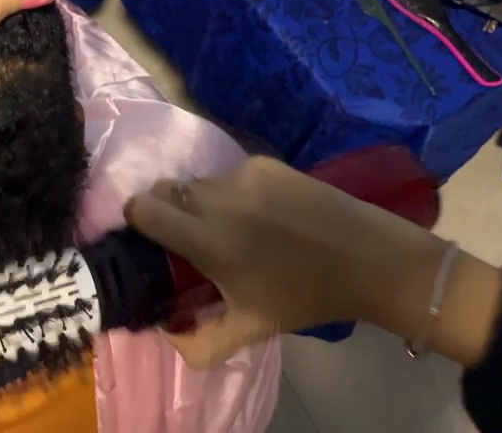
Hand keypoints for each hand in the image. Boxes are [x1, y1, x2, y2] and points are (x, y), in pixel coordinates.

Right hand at [125, 156, 501, 367]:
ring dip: (203, 202)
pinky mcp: (263, 161)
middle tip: (190, 238)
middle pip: (167, 190)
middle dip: (168, 210)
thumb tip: (168, 334)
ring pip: (199, 182)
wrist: (364, 257)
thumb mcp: (252, 327)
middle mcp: (216, 198)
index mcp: (207, 239)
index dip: (137, 218)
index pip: (143, 208)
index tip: (148, 236)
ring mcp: (240, 174)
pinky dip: (233, 192)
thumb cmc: (304, 296)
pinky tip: (263, 214)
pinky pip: (230, 174)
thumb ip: (202, 340)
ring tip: (235, 228)